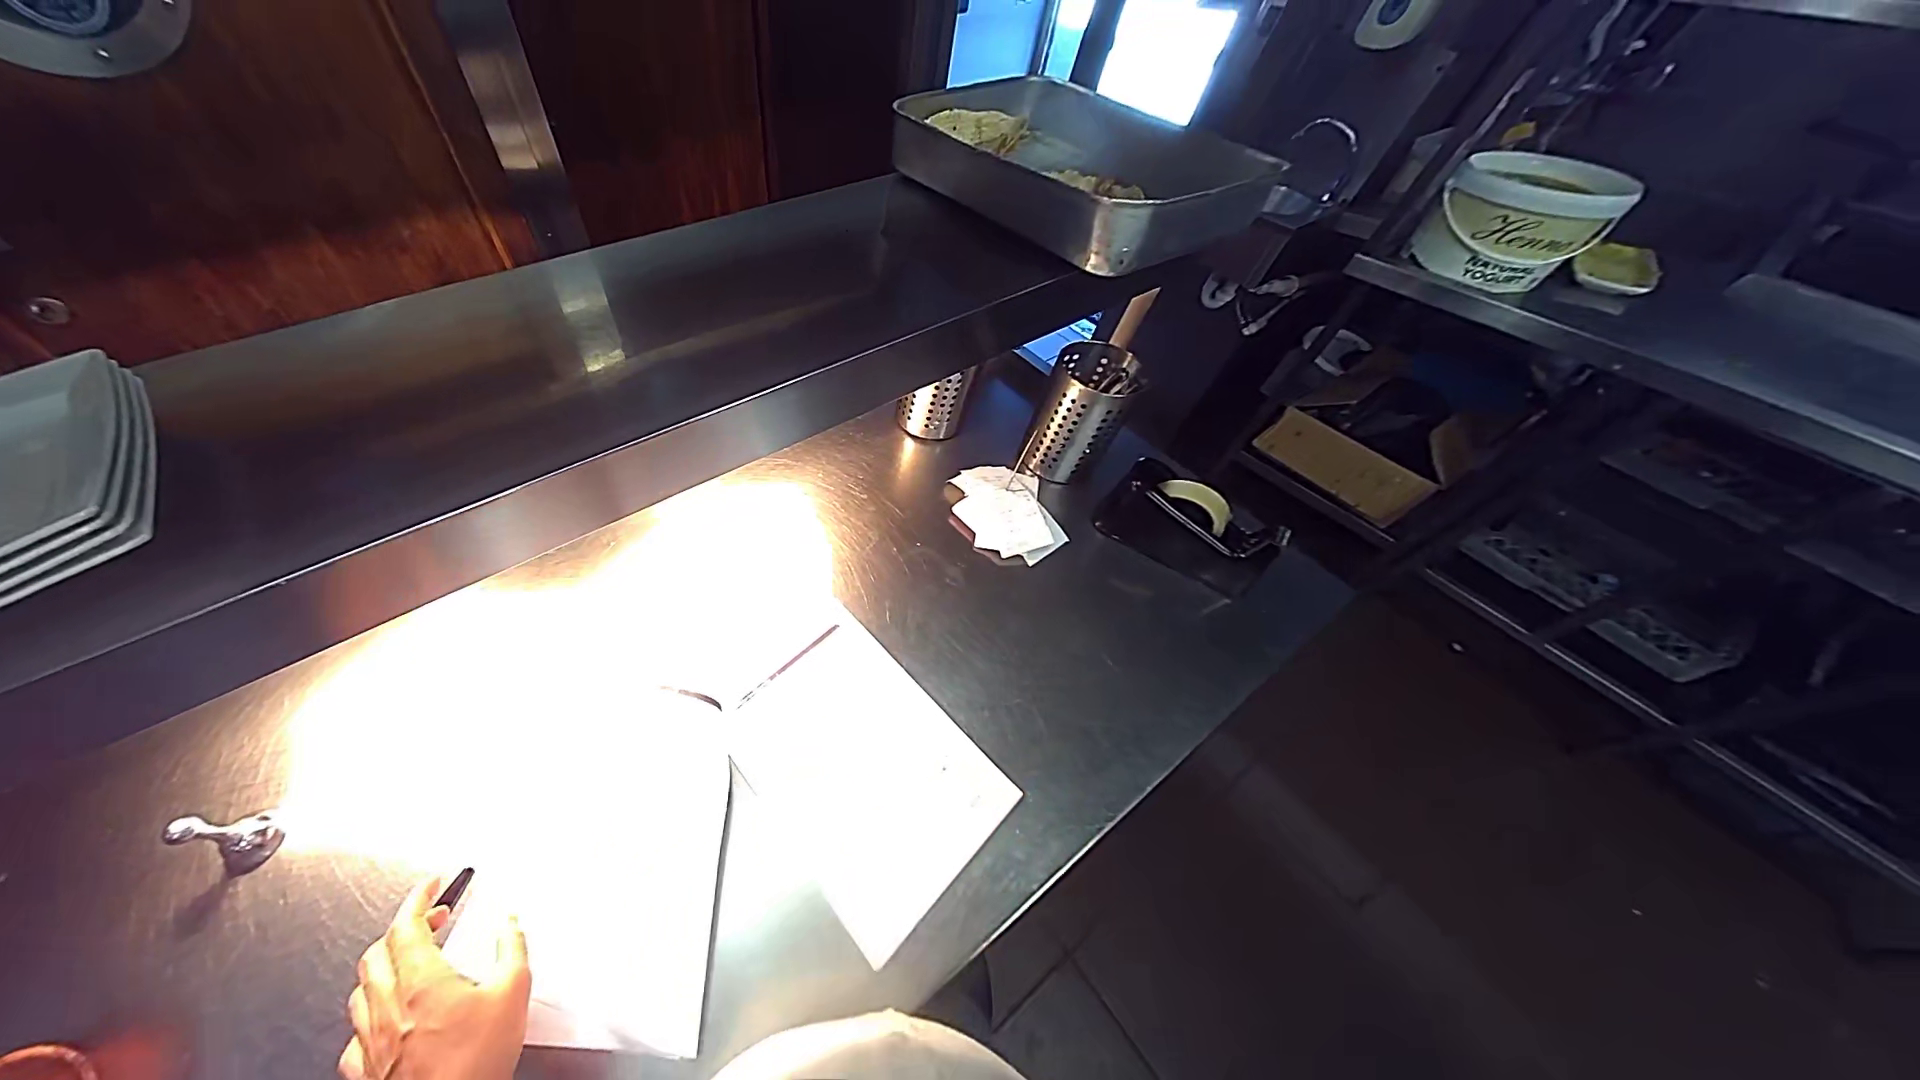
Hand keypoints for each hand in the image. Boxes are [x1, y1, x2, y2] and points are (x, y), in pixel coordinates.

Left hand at [339, 877, 530, 1079]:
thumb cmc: (474, 1062)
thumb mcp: (514, 992)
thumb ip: (513, 950)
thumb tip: (511, 926)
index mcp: (421, 982)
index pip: (405, 927)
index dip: (418, 899)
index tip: (430, 884)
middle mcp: (388, 1007)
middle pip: (377, 953)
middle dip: (404, 926)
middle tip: (432, 916)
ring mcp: (371, 1041)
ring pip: (362, 988)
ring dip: (386, 962)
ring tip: (412, 956)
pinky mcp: (365, 1069)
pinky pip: (356, 1029)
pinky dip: (373, 1006)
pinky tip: (389, 1012)